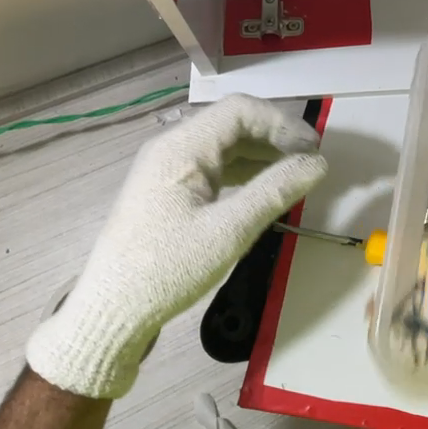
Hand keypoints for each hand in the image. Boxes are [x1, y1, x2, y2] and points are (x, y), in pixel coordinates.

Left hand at [27, 94, 327, 398]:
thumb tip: (319, 162)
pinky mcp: (169, 192)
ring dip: (263, 153)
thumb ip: (275, 191)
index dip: (281, 123)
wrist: (108, 318)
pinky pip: (215, 166)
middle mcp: (172, 148)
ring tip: (295, 173)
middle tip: (310, 160)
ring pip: (225, 144)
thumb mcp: (228, 232)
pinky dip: (245, 171)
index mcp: (181, 148)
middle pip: (233, 122)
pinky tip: (264, 189)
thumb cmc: (166, 271)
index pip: (240, 110)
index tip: (312, 149)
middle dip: (275, 135)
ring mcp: (168, 170)